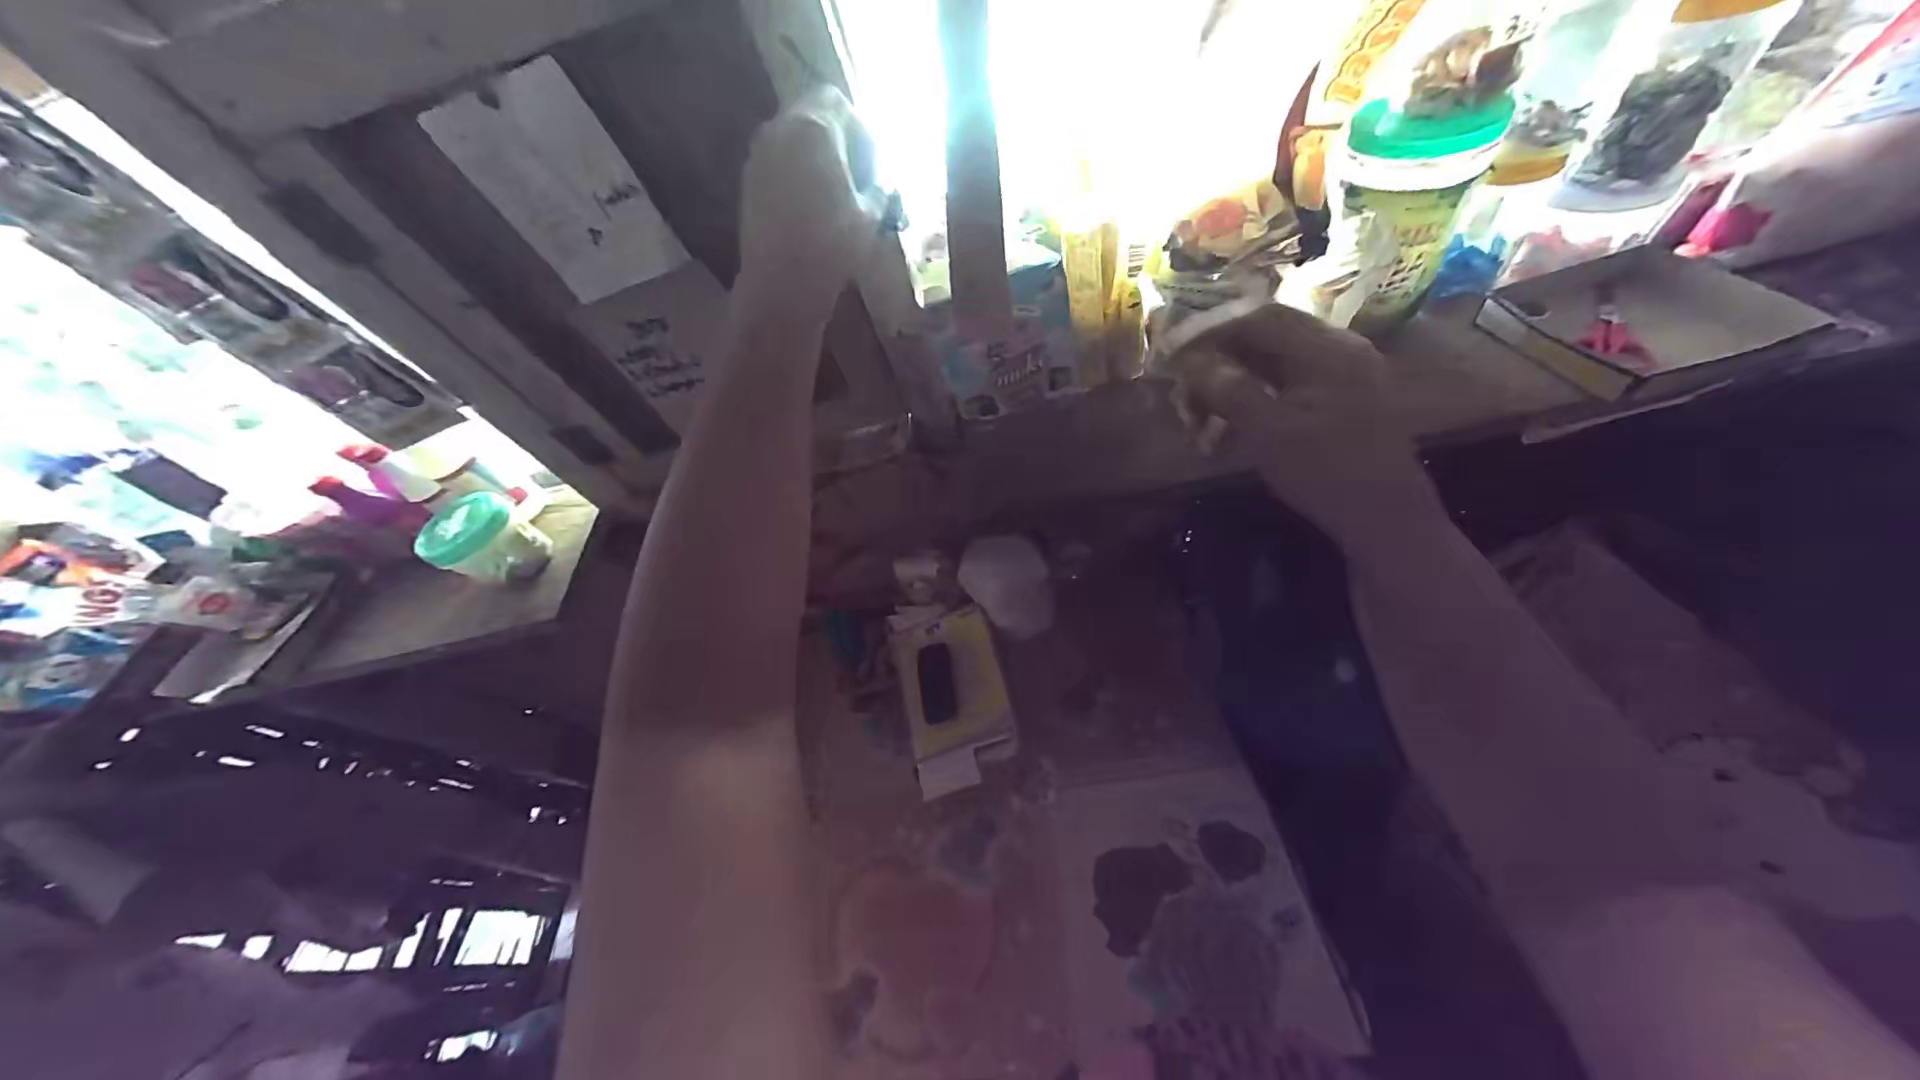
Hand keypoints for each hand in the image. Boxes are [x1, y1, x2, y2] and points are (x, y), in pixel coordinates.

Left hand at [736, 86, 882, 320]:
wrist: (783, 284)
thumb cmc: (833, 246)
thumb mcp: (870, 217)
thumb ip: (877, 189)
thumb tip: (879, 184)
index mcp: (815, 128)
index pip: (837, 102)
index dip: (859, 129)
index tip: (872, 162)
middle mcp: (780, 130)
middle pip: (811, 115)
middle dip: (836, 140)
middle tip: (856, 176)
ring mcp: (759, 155)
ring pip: (792, 140)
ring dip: (815, 158)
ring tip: (835, 195)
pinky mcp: (749, 182)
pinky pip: (778, 164)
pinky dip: (796, 174)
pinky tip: (811, 208)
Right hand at [1172, 304, 1445, 550]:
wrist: (1385, 516)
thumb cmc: (1325, 470)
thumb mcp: (1268, 431)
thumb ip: (1228, 390)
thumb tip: (1190, 361)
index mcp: (1325, 349)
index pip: (1259, 318)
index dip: (1212, 331)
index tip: (1176, 354)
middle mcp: (1338, 349)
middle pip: (1266, 338)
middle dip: (1220, 361)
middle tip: (1186, 390)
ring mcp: (1343, 374)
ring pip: (1274, 363)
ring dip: (1234, 383)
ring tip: (1203, 416)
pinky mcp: (1341, 399)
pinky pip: (1288, 385)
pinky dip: (1255, 398)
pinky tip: (1232, 427)